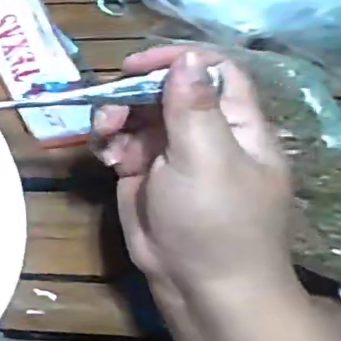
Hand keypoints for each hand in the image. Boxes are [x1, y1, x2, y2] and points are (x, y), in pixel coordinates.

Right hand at [91, 47, 294, 298]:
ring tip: (105, 139)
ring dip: (114, 119)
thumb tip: (188, 59)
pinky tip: (108, 160)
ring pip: (136, 115)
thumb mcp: (206, 159)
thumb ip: (193, 108)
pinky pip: (120, 142)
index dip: (176, 61)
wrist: (199, 281)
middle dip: (131, 95)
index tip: (133, 66)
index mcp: (236, 126)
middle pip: (164, 91)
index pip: (213, 72)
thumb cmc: (215, 220)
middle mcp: (204, 133)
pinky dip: (108, 144)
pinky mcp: (143, 172)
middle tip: (108, 113)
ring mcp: (172, 154)